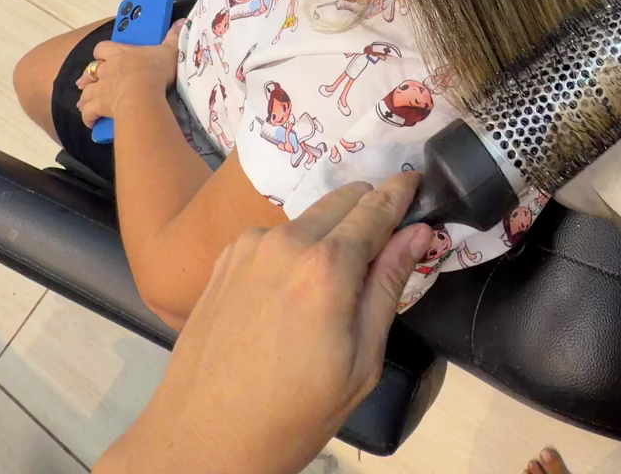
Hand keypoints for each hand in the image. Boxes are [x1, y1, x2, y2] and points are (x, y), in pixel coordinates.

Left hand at [75, 23, 181, 128]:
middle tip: (89, 81)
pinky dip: (88, 117)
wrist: (144, 94)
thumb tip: (182, 20)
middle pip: (90, 70)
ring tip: (84, 103)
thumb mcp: (170, 51)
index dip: (102, 52)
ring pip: (86, 92)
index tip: (104, 57)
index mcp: (120, 54)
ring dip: (85, 97)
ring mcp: (101, 88)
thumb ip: (174, 37)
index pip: (103, 48)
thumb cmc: (156, 70)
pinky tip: (91, 121)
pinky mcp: (98, 106)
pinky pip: (88, 112)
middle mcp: (107, 70)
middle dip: (88, 76)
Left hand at [96, 174, 432, 473]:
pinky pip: (278, 234)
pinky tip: (291, 290)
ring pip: (311, 216)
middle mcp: (288, 240)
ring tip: (334, 280)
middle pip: (344, 198)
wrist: (202, 440)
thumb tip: (418, 232)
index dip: (401, 190)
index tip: (417, 179)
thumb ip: (389, 285)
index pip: (376, 207)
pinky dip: (297, 246)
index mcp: (327, 267)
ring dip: (332, 229)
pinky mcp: (227, 255)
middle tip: (385, 240)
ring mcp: (252, 244)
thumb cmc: (294, 412)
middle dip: (370, 208)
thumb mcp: (362, 361)